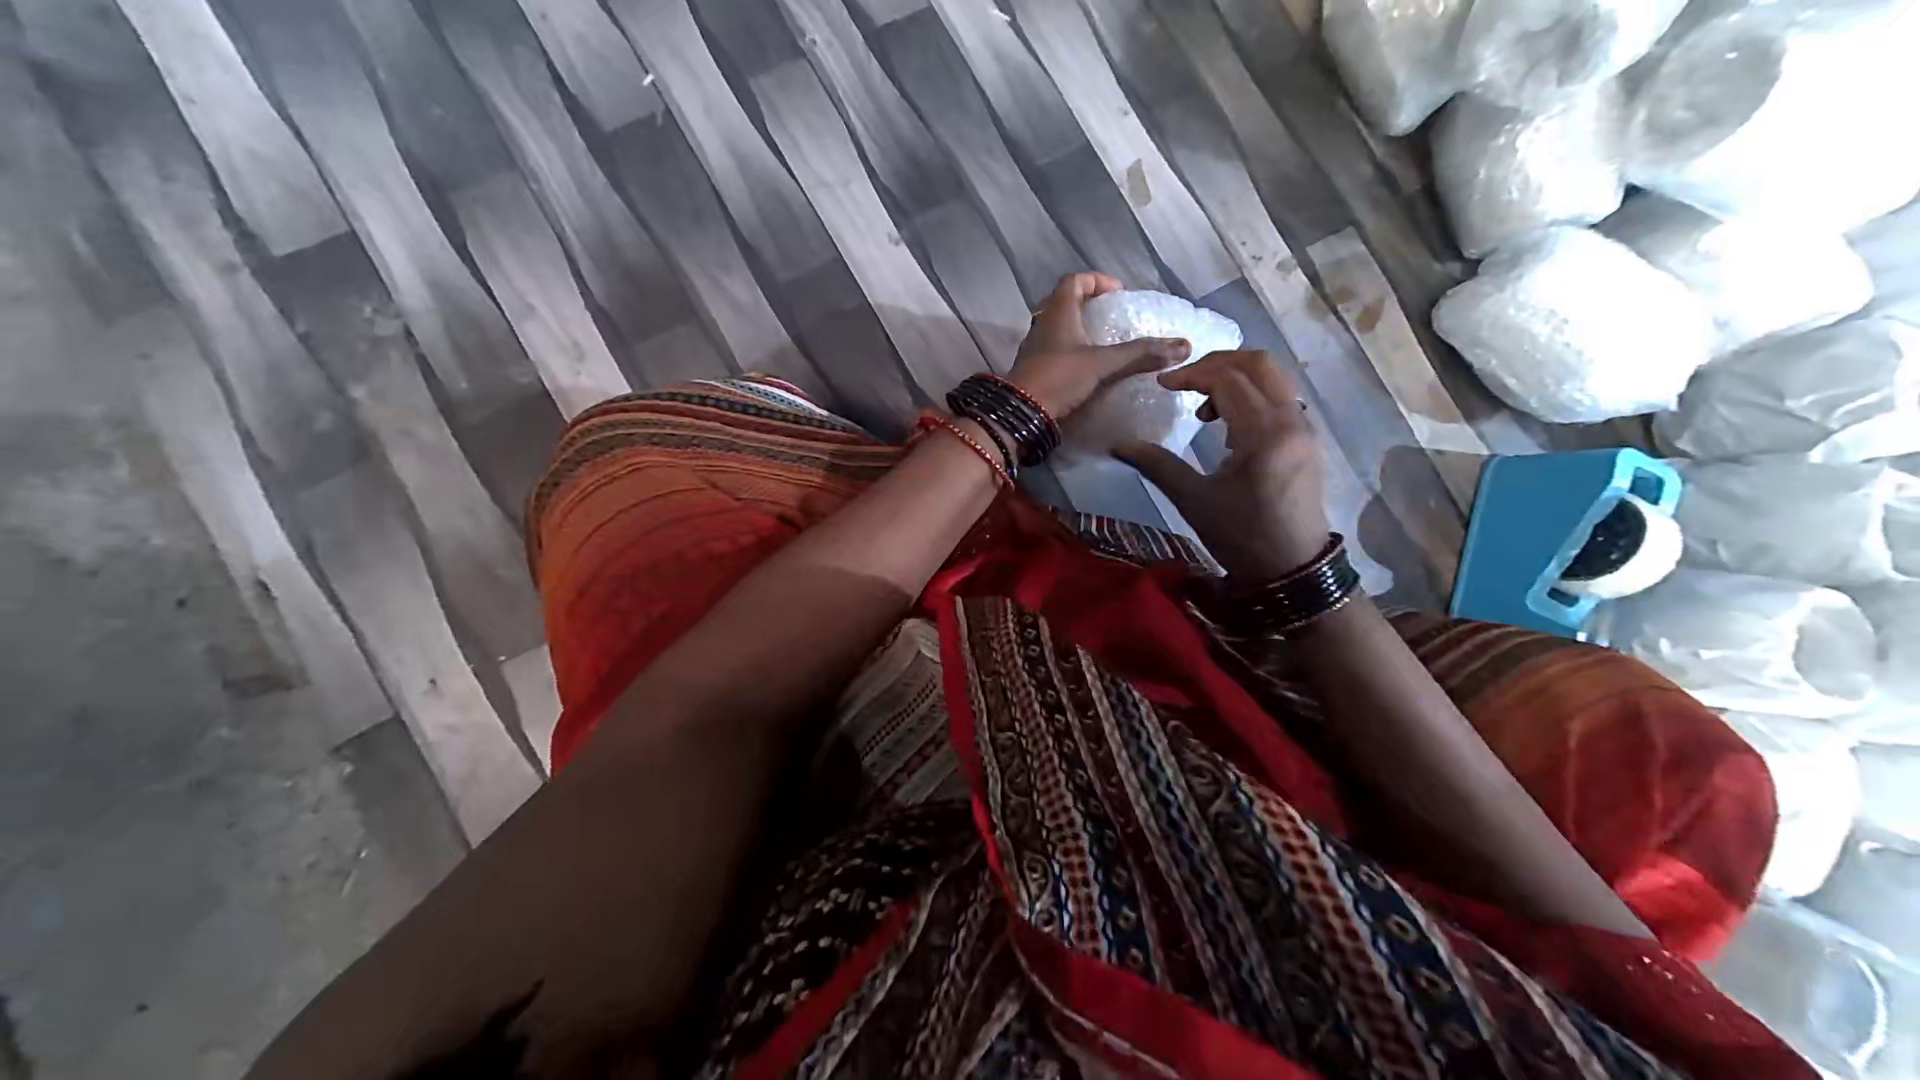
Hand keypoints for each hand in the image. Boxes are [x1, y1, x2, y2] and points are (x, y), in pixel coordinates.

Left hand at [1007, 273, 1189, 418]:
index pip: (1074, 280)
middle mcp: (1042, 324)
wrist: (1022, 411)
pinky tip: (1083, 366)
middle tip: (1109, 315)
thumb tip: (1182, 346)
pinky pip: (1051, 349)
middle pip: (1063, 302)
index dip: (1097, 280)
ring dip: (1076, 329)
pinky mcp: (1031, 368)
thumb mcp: (1103, 363)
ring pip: (1055, 327)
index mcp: (1057, 312)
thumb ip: (1140, 354)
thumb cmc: (1060, 377)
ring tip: (1100, 341)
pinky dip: (1068, 350)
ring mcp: (1033, 347)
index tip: (1117, 292)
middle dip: (1087, 304)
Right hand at [1113, 351, 1331, 580]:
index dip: (1191, 375)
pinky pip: (1280, 397)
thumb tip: (1119, 444)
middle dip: (1217, 364)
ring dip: (1236, 378)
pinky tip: (1228, 425)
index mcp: (1264, 433)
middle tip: (1184, 383)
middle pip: (1259, 364)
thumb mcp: (1194, 501)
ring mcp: (1304, 429)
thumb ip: (1158, 465)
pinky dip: (1252, 395)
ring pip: (1273, 377)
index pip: (1229, 378)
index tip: (1162, 386)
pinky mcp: (1306, 440)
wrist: (1292, 569)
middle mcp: (1291, 421)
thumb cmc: (1242, 537)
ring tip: (1203, 409)